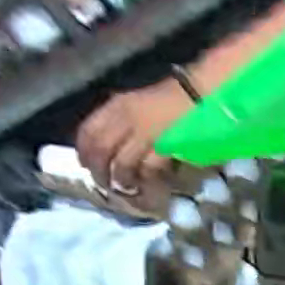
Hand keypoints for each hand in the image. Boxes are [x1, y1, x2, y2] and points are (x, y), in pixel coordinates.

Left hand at [74, 78, 191, 193]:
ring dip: (122, 180)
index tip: (86, 166)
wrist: (200, 95)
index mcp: (117, 106)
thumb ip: (123, 120)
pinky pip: (148, 168)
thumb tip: (112, 144)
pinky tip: (146, 184)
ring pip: (122, 163)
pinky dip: (145, 179)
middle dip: (100, 171)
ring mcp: (146, 133)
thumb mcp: (138, 103)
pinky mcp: (165, 147)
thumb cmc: (171, 99)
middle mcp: (126, 119)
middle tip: (105, 185)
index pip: (89, 131)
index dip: (84, 152)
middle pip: (102, 151)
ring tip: (126, 190)